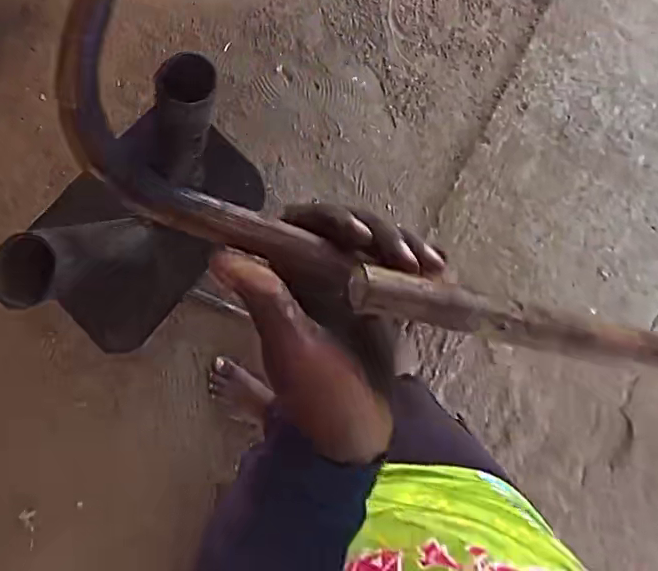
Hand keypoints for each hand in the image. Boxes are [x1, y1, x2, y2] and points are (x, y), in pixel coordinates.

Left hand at [210, 205, 442, 462]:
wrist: (359, 437)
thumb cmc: (317, 391)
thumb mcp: (288, 344)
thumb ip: (262, 297)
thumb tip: (218, 255)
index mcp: (285, 269)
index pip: (303, 223)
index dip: (329, 219)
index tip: (357, 236)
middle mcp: (313, 266)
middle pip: (343, 227)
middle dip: (376, 231)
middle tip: (403, 256)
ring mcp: (348, 278)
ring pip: (374, 242)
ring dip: (401, 245)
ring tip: (427, 265)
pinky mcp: (379, 294)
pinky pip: (397, 266)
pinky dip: (418, 263)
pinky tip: (439, 270)